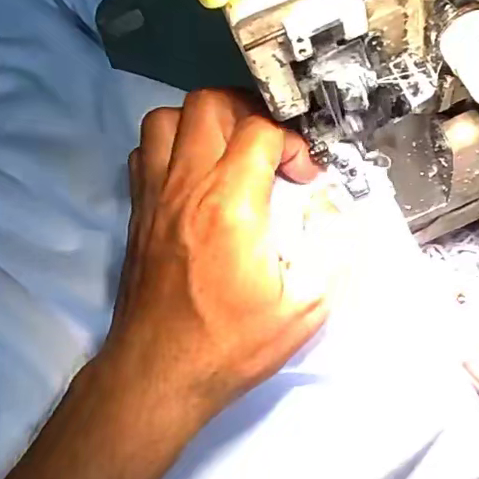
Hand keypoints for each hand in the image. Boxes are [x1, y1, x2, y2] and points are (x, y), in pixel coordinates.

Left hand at [98, 88, 329, 433]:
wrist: (159, 373)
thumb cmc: (229, 344)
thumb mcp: (302, 310)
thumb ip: (330, 256)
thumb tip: (340, 222)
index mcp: (231, 205)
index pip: (260, 131)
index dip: (292, 143)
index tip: (304, 176)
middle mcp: (187, 187)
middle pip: (208, 104)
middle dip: (247, 113)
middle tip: (269, 147)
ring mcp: (155, 196)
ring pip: (166, 118)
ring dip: (203, 123)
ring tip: (230, 152)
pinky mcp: (137, 212)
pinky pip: (145, 152)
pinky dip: (171, 147)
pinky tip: (195, 177)